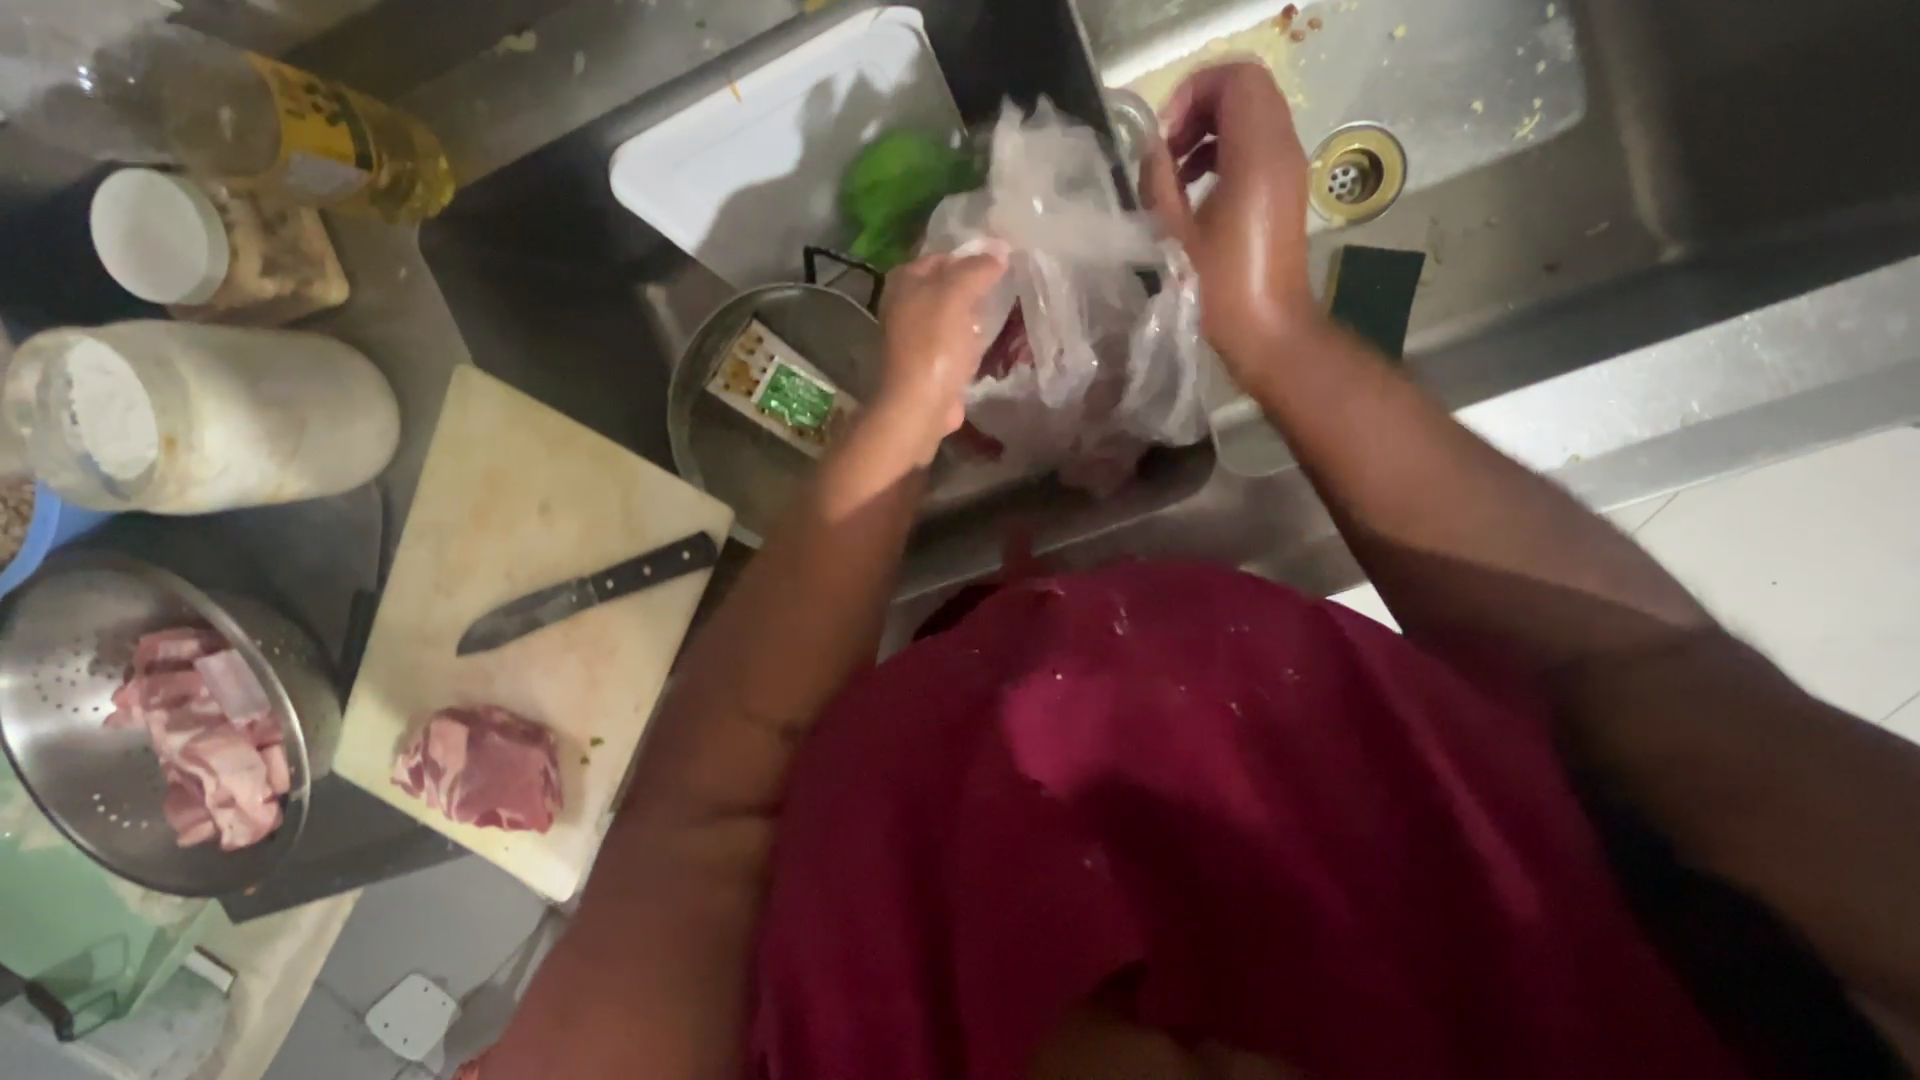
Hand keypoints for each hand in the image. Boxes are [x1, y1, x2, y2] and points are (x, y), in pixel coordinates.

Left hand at [872, 248, 1008, 447]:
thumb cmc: (934, 344)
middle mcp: (906, 306)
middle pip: (948, 286)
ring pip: (954, 315)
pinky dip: (972, 341)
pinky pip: (957, 343)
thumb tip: (1000, 251)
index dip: (971, 255)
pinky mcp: (932, 363)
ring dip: (975, 315)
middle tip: (1007, 283)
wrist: (920, 404)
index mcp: (904, 282)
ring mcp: (918, 337)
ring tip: (1005, 308)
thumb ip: (977, 269)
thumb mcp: (956, 294)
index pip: (942, 257)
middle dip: (975, 286)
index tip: (1003, 259)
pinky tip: (989, 341)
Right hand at [1141, 62, 1320, 378]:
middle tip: (1165, 148)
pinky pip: (1255, 143)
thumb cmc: (1218, 290)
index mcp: (1255, 156)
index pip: (1233, 80)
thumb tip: (1150, 148)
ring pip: (1250, 115)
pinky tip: (1194, 187)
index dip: (1191, 92)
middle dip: (1198, 107)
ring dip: (1208, 129)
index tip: (1161, 135)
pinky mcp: (1284, 188)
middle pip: (1244, 89)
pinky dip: (1223, 149)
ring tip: (1174, 170)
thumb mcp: (1172, 235)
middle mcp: (1280, 150)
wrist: (1268, 331)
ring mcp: (1288, 168)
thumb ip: (1157, 178)